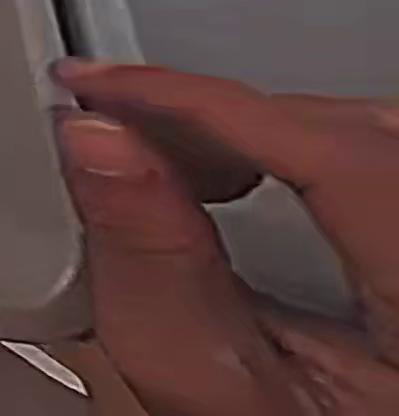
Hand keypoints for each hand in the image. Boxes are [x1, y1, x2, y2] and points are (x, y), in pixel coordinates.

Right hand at [54, 59, 398, 415]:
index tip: (89, 82)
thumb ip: (146, 254)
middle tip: (111, 126)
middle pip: (353, 136)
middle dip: (209, 117)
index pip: (330, 154)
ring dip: (239, 132)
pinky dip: (273, 152)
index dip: (189, 100)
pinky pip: (363, 164)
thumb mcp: (191, 370)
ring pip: (361, 140)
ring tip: (157, 160)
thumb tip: (92, 137)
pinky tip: (217, 177)